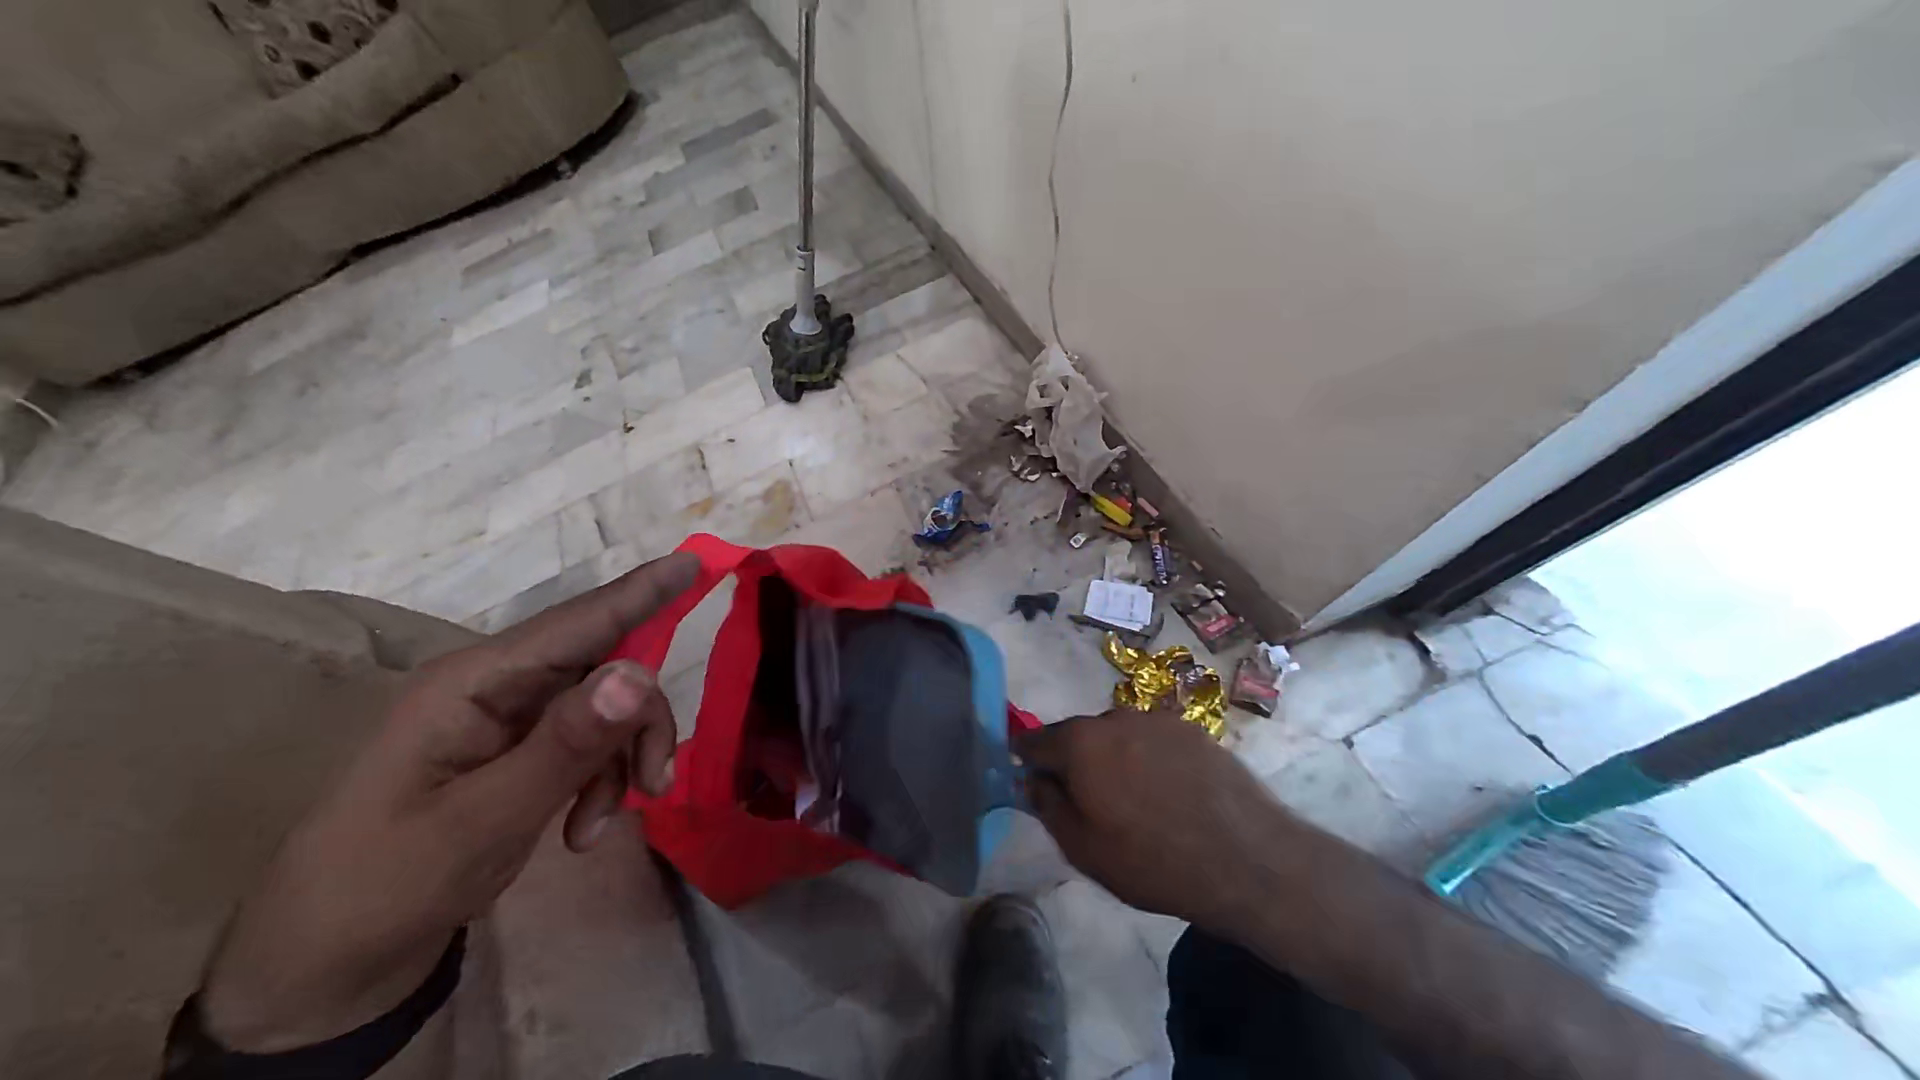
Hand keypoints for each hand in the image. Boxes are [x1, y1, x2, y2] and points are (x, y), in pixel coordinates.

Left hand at [198, 552, 699, 1051]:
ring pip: (608, 707)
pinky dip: (604, 781)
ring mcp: (510, 718)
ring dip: (624, 759)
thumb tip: (636, 674)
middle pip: (604, 669)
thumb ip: (564, 746)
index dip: (638, 593)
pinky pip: (593, 742)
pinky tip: (583, 831)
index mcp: (471, 683)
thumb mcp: (480, 823)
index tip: (691, 562)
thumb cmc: (384, 887)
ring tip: (604, 824)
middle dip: (639, 720)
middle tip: (656, 780)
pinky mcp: (522, 749)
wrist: (329, 966)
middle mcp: (497, 686)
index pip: (574, 624)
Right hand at [1017, 708, 1302, 929]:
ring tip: (1138, 802)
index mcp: (1081, 743)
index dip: (1029, 760)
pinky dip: (1150, 759)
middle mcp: (1115, 718)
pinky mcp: (1193, 730)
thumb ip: (1047, 806)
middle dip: (1076, 762)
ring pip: (1119, 736)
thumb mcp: (1082, 849)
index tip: (1033, 781)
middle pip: (1080, 736)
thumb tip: (1035, 780)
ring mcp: (1158, 720)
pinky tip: (1170, 795)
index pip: (1036, 740)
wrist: (1246, 859)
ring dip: (1116, 759)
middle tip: (1091, 802)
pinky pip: (1154, 741)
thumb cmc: (1152, 860)